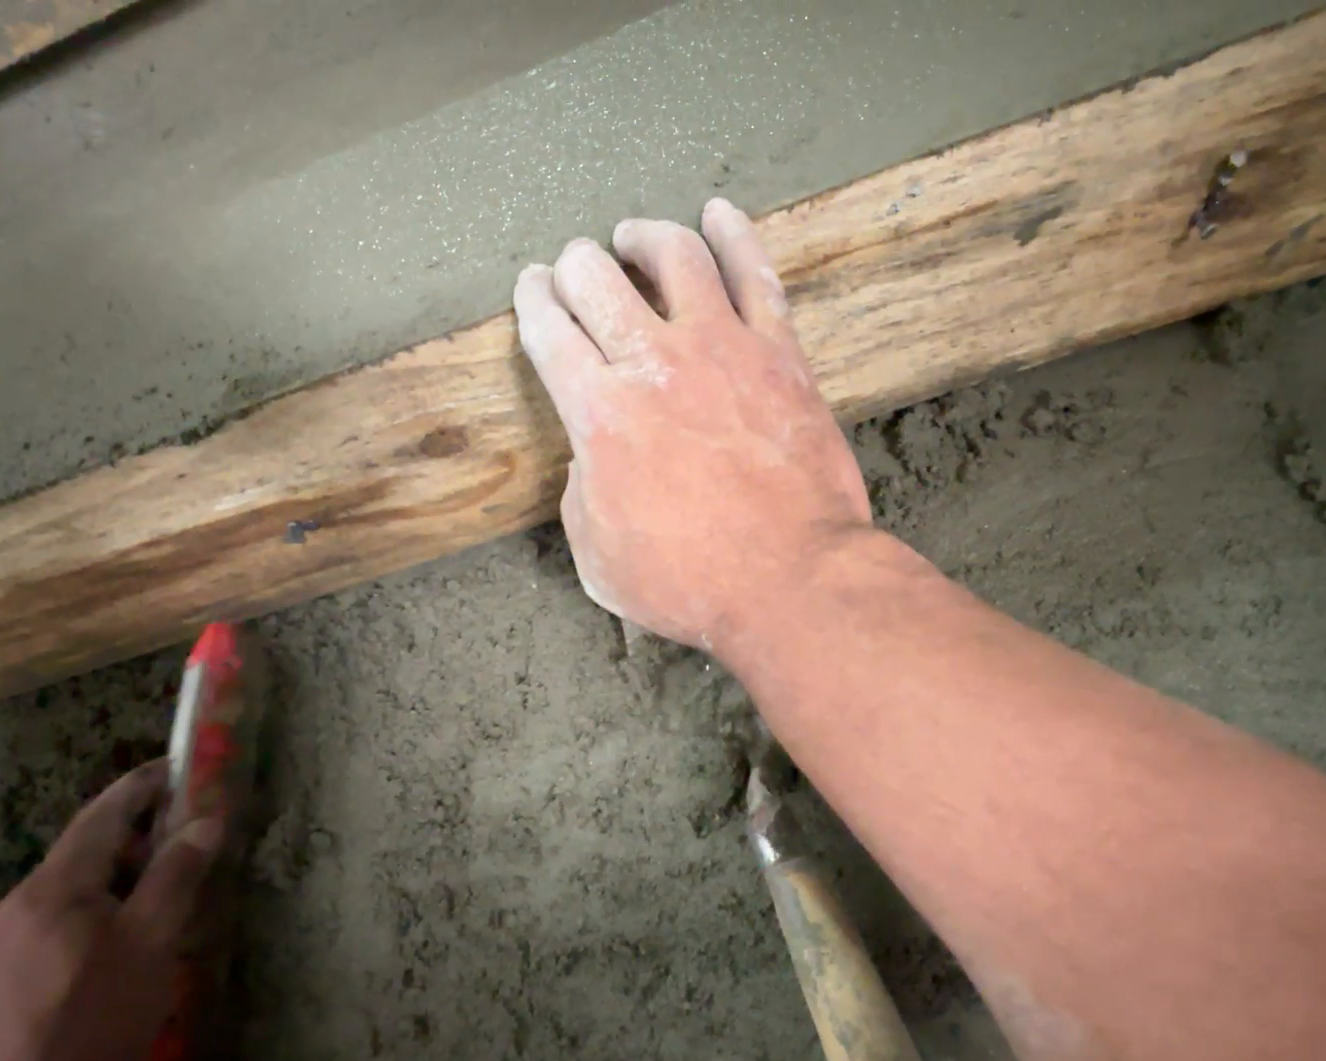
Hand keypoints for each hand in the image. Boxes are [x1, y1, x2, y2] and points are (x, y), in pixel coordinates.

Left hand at [0, 760, 221, 1060]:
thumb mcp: (152, 943)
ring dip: (104, 889)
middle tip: (178, 849)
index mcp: (47, 891)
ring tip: (148, 908)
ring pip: (55, 900)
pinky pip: (34, 935)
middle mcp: (3, 912)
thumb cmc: (94, 1018)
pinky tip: (100, 957)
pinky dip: (76, 924)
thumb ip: (178, 875)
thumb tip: (207, 818)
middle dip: (130, 846)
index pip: (99, 817)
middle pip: (76, 859)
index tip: (175, 766)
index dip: (140, 787)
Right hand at [515, 198, 871, 649]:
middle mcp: (653, 363)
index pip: (549, 329)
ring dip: (645, 236)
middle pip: (598, 280)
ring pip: (675, 256)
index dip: (534, 300)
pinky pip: (755, 273)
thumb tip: (594, 456)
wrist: (792, 579)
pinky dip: (734, 234)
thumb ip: (584, 489)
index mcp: (598, 413)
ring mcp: (722, 349)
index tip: (534, 288)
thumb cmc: (690, 582)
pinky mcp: (778, 353)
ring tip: (635, 234)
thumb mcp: (598, 555)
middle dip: (577, 264)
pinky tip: (719, 213)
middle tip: (578, 267)